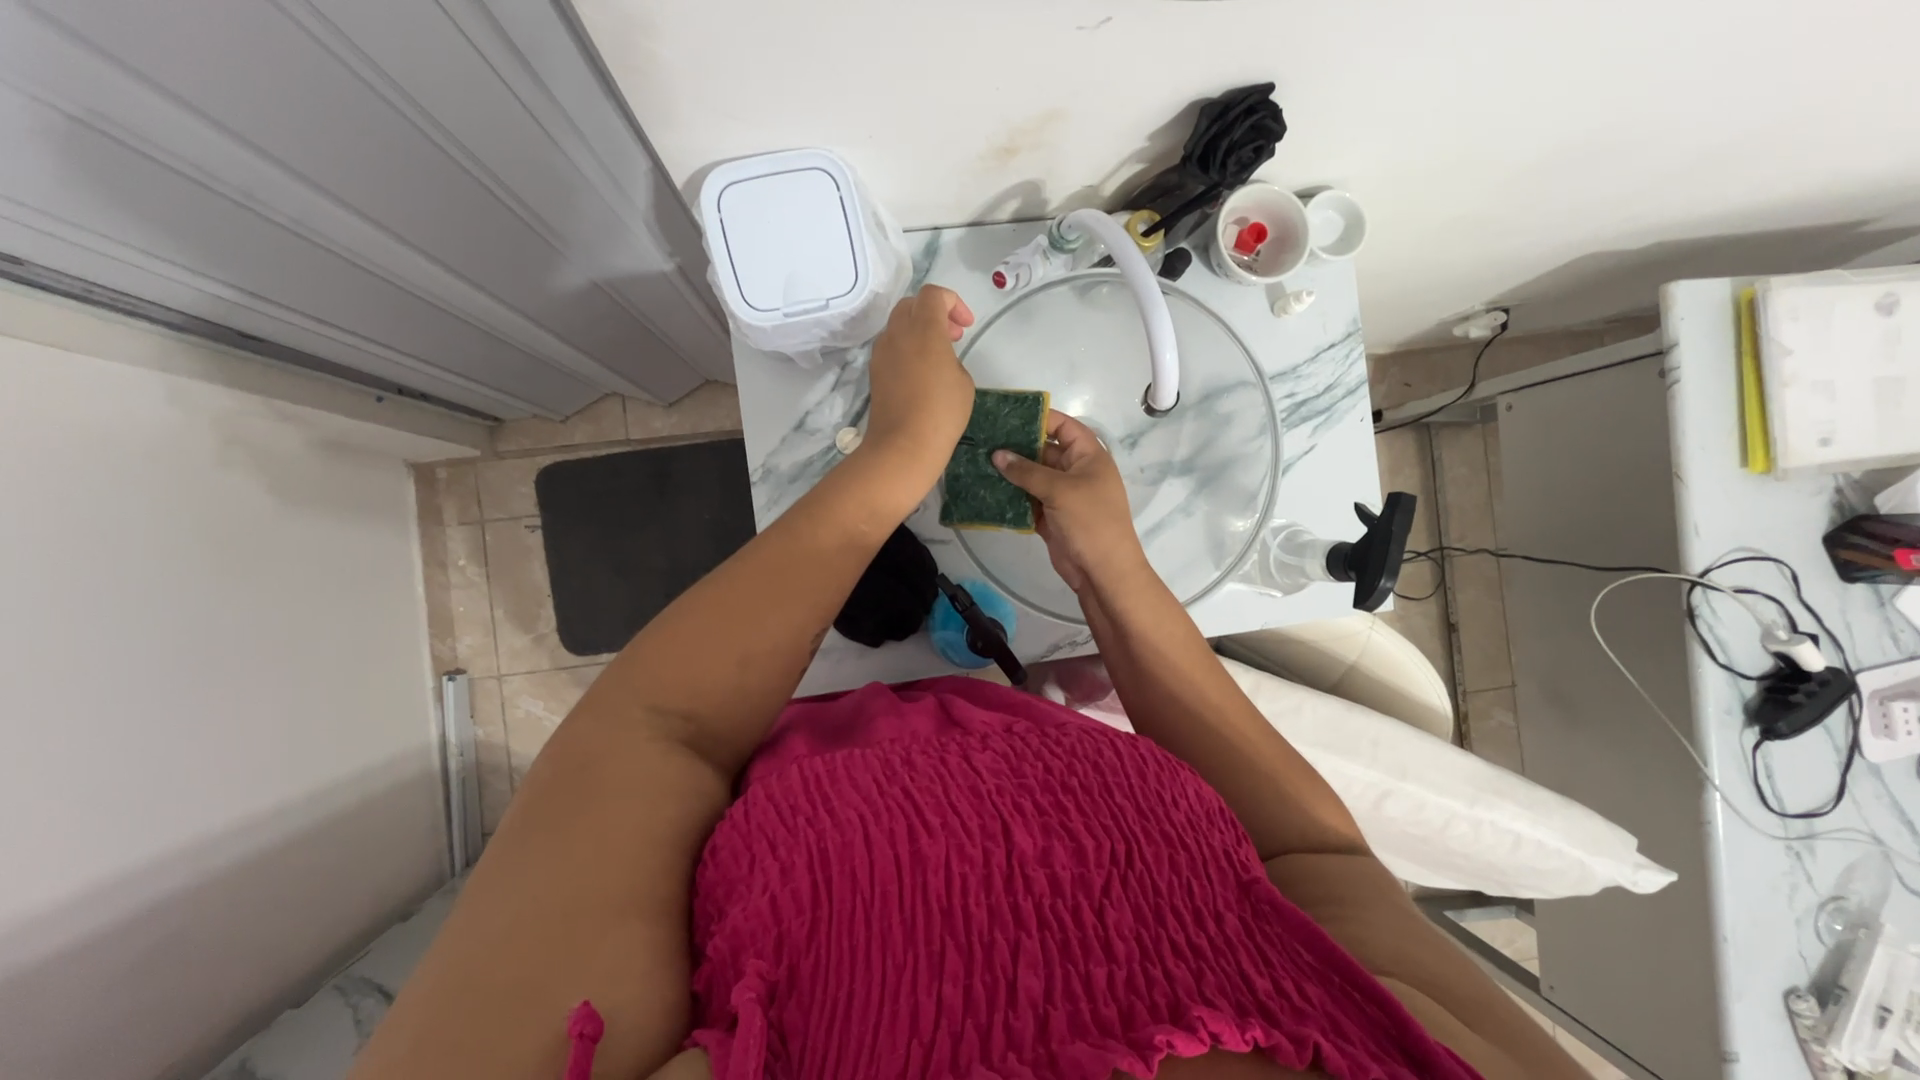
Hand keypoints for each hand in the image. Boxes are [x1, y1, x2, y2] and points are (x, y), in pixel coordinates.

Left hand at [861, 285, 975, 482]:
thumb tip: (936, 357)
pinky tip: (921, 372)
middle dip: (934, 312)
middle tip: (953, 335)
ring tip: (938, 355)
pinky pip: (891, 346)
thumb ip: (950, 356)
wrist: (903, 445)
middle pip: (912, 304)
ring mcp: (881, 352)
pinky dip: (907, 347)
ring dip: (919, 330)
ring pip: (898, 325)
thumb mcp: (962, 380)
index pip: (933, 294)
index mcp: (923, 328)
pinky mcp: (875, 371)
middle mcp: (897, 333)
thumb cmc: (941, 412)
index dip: (953, 302)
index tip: (966, 326)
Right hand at [993, 411, 1148, 592]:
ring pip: (1032, 477)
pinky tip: (986, 490)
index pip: (1063, 426)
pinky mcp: (1050, 516)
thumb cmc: (1090, 521)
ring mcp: (1063, 495)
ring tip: (977, 462)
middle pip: (1043, 450)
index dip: (1039, 418)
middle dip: (1016, 446)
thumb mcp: (1059, 490)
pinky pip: (1027, 500)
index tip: (1007, 416)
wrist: (1103, 571)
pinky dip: (1011, 497)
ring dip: (1010, 473)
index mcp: (1088, 455)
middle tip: (983, 439)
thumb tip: (997, 454)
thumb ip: (1026, 471)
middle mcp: (1076, 471)